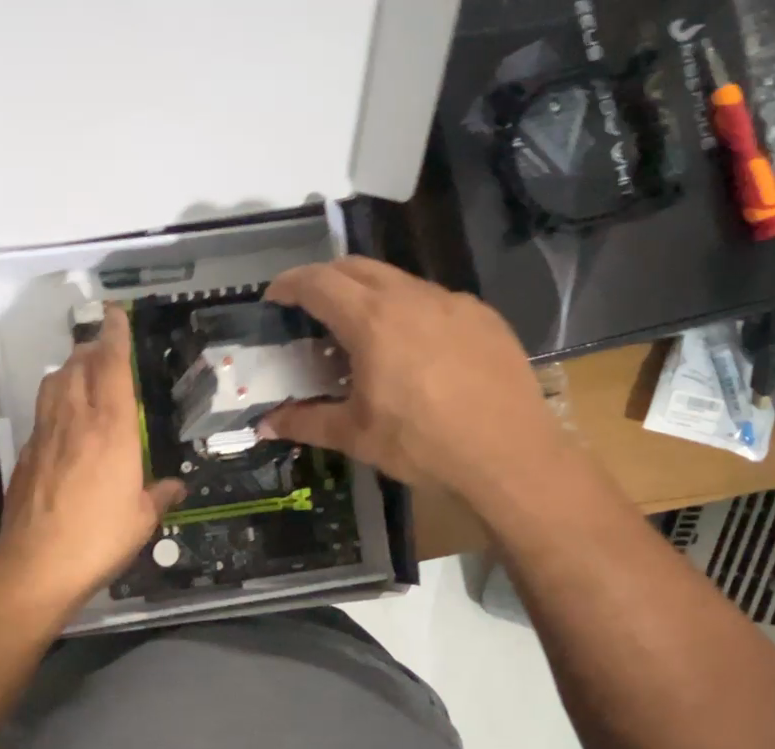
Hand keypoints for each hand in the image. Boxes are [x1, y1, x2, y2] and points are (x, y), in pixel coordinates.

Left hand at [0, 304, 184, 614]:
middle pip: (76, 367)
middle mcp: (73, 421)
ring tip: (81, 373)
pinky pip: (41, 415)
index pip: (111, 366)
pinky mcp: (24, 457)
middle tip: (102, 345)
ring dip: (67, 370)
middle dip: (90, 349)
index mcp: (110, 428)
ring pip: (52, 385)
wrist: (35, 566)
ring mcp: (43, 437)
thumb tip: (175, 486)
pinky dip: (53, 404)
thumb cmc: (98, 540)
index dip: (114, 336)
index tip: (114, 314)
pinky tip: (62, 422)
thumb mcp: (142, 520)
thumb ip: (158, 495)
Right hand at [258, 257, 564, 498]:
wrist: (508, 455)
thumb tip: (266, 425)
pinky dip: (407, 311)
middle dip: (325, 279)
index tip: (273, 298)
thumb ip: (305, 422)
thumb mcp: (354, 436)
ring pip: (398, 281)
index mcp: (373, 321)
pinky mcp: (483, 317)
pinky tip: (410, 349)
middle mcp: (412, 298)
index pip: (319, 283)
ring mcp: (453, 303)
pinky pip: (433, 301)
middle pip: (357, 268)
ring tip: (359, 332)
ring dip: (368, 294)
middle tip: (308, 308)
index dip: (289, 285)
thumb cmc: (421, 444)